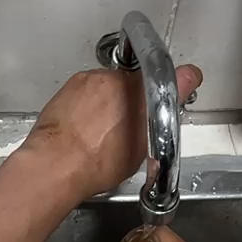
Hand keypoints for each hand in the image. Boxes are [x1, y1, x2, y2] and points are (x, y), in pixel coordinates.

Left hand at [19, 63, 202, 197]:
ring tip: (100, 130)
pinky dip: (88, 102)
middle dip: (133, 100)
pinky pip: (87, 89)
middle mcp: (118, 79)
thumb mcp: (141, 149)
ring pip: (109, 86)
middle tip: (126, 127)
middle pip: (135, 84)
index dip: (181, 82)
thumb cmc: (96, 163)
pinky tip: (84, 126)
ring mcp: (93, 79)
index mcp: (142, 94)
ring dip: (109, 100)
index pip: (174, 77)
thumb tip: (180, 98)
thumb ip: (163, 118)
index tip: (186, 81)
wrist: (55, 164)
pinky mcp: (72, 84)